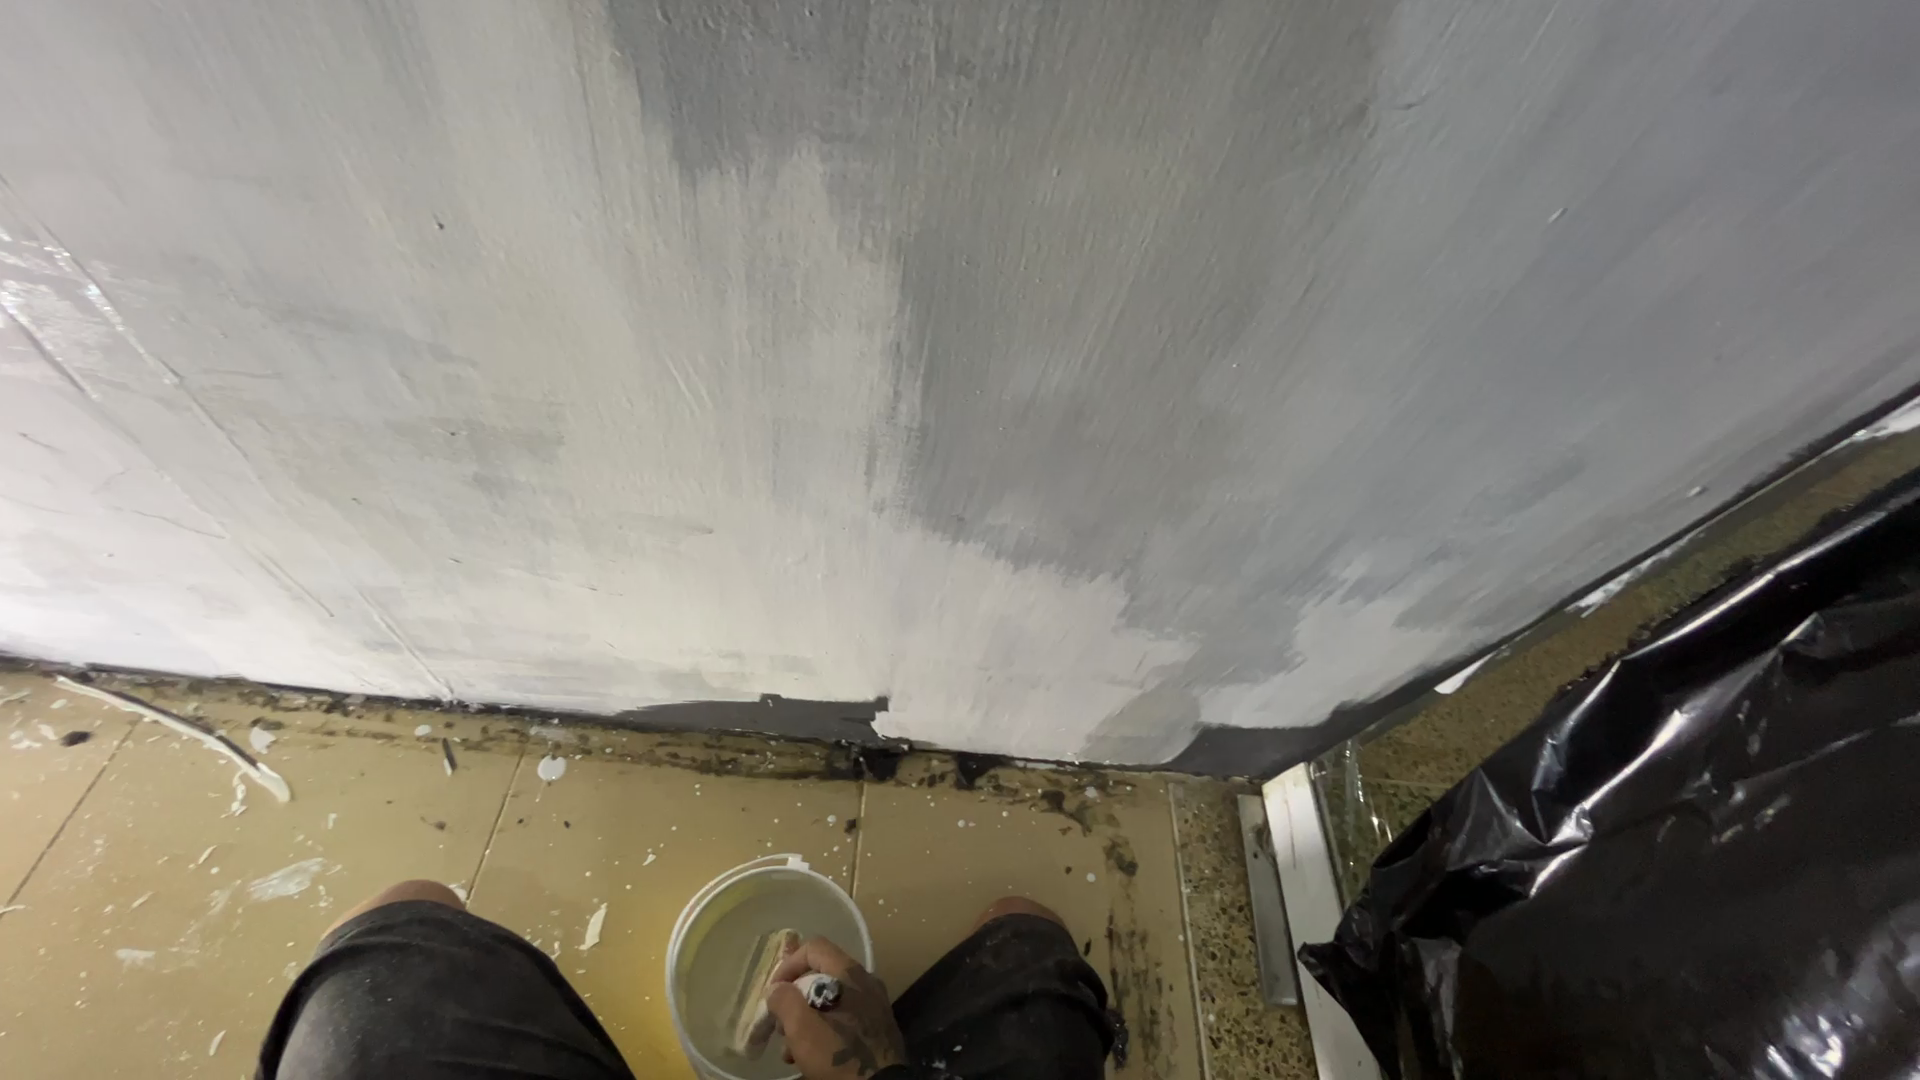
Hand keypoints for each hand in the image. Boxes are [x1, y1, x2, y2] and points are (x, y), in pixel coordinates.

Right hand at [766, 936, 906, 1079]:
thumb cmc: (839, 1054)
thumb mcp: (803, 1028)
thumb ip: (785, 1000)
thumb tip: (777, 988)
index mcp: (849, 972)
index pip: (814, 947)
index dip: (788, 965)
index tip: (773, 993)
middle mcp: (865, 980)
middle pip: (821, 974)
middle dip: (795, 999)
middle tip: (780, 1026)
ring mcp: (874, 1002)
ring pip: (831, 999)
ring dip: (806, 1019)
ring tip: (791, 1048)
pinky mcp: (877, 1025)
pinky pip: (845, 1016)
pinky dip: (825, 1028)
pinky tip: (812, 1055)